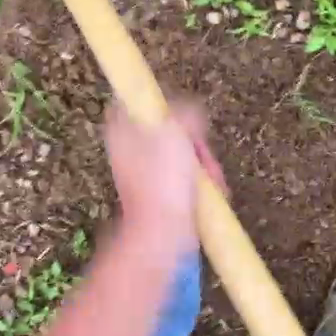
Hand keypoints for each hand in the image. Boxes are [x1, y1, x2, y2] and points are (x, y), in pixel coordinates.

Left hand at [104, 101, 224, 252]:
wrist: (162, 233)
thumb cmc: (162, 179)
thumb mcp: (175, 130)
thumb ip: (184, 110)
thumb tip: (191, 111)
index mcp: (122, 130)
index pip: (136, 102)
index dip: (161, 102)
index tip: (182, 110)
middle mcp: (130, 150)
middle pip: (168, 130)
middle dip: (194, 140)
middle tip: (202, 150)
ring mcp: (146, 174)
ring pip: (182, 155)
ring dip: (203, 164)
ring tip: (211, 178)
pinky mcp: (162, 195)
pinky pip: (186, 179)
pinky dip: (202, 183)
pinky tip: (213, 190)